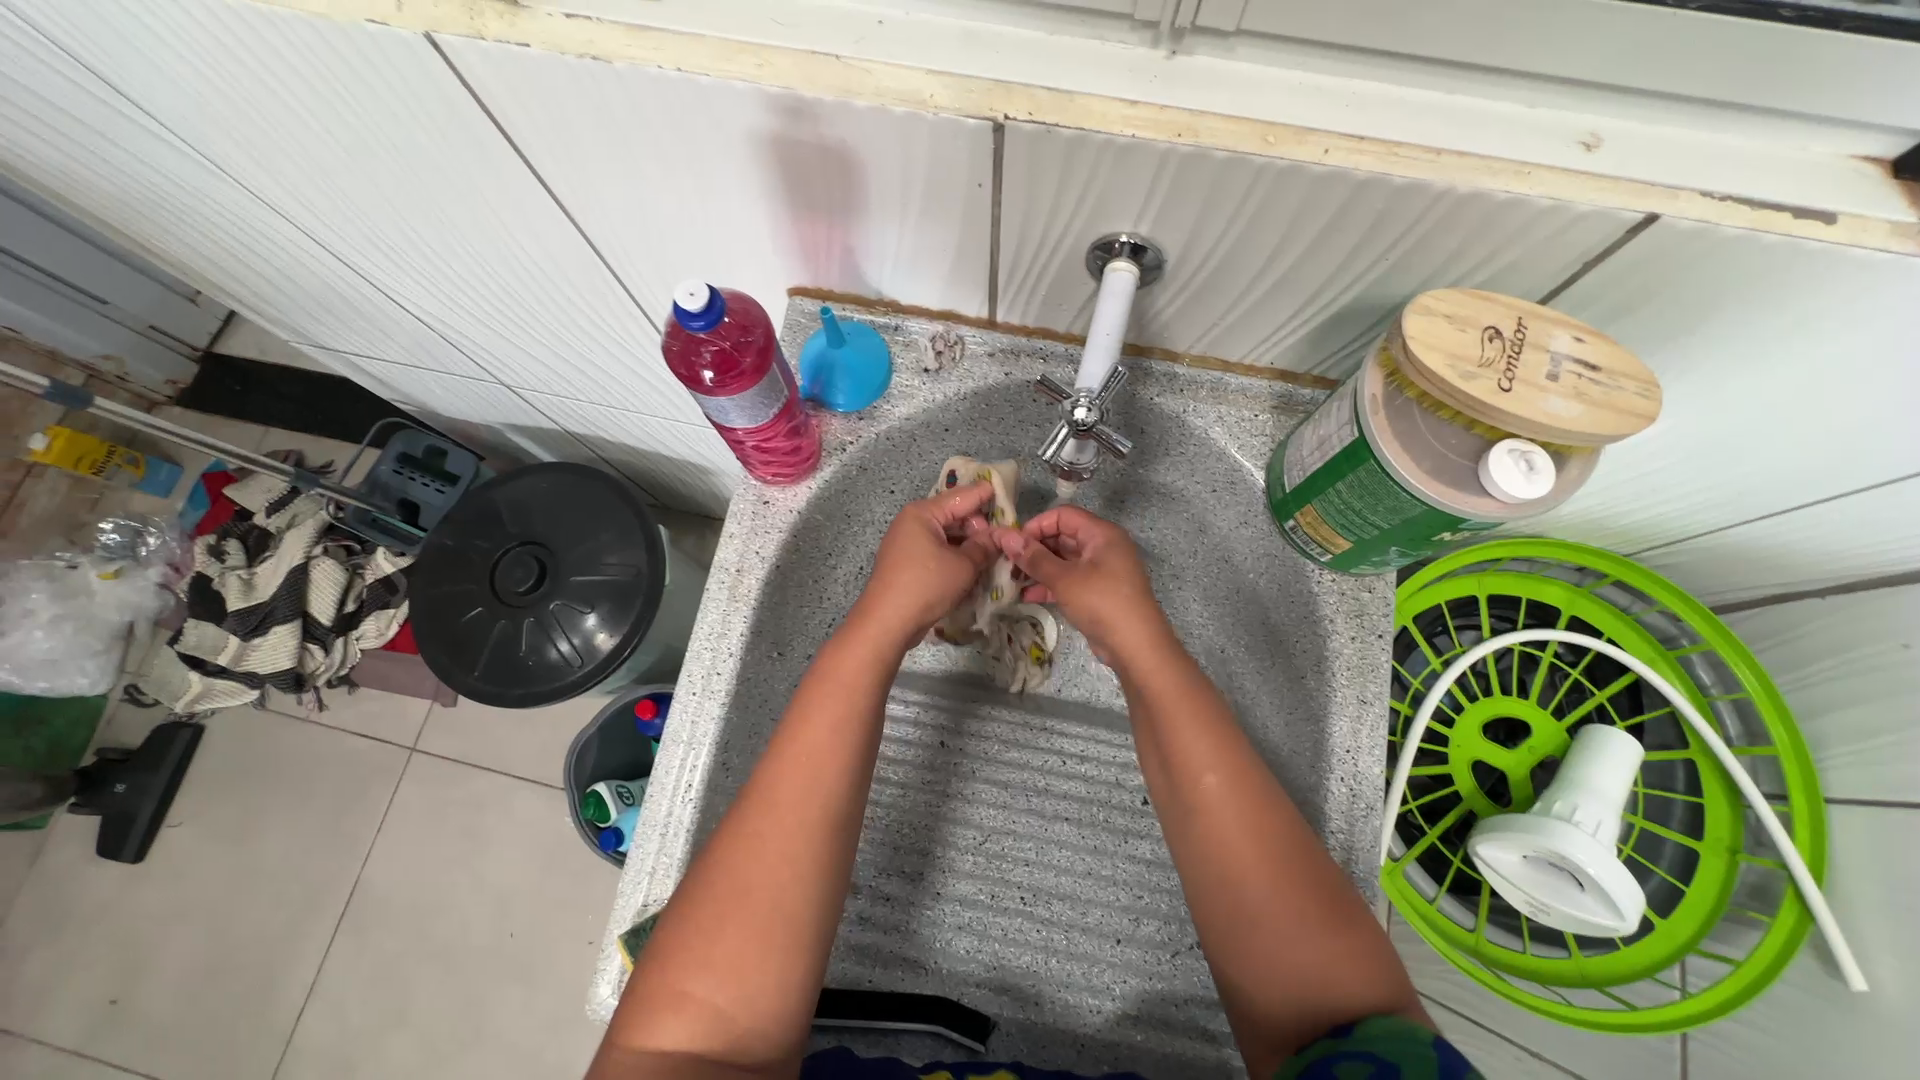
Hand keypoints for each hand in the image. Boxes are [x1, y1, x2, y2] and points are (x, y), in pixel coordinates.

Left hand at [851, 480, 998, 643]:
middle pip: (954, 515)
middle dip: (980, 525)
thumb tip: (1000, 536)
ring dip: (969, 543)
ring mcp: (907, 543)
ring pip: (947, 535)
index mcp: (923, 513)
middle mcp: (912, 522)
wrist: (887, 623)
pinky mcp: (907, 563)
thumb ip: (985, 546)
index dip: (987, 495)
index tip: (1009, 493)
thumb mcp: (963, 566)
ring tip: (994, 554)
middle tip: (1005, 538)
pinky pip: (937, 551)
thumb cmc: (926, 586)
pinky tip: (973, 567)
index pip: (963, 496)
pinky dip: (955, 555)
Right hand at [991, 506, 1170, 665]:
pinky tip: (1028, 596)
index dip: (1036, 525)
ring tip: (1012, 580)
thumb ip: (1034, 557)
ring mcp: (1102, 570)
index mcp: (1101, 534)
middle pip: (1062, 537)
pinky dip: (1050, 585)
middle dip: (1034, 549)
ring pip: (1064, 561)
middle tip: (1008, 563)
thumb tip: (1006, 537)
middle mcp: (1103, 547)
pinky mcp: (1098, 592)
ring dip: (1039, 569)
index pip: (1063, 515)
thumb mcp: (1064, 579)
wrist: (1135, 646)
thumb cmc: (1101, 603)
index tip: (1014, 544)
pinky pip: (1070, 580)